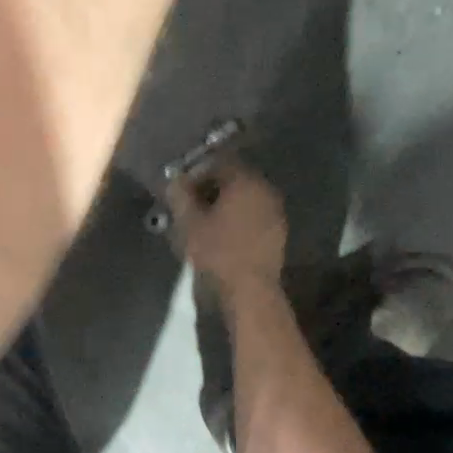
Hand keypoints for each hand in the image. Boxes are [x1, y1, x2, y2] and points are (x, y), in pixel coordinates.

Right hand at [168, 159, 287, 298]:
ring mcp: (275, 210)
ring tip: (206, 222)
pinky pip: (255, 214)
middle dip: (212, 188)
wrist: (250, 289)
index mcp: (244, 181)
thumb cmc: (217, 252)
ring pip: (246, 197)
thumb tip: (174, 180)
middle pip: (234, 179)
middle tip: (192, 205)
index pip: (218, 163)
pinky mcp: (278, 230)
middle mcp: (265, 188)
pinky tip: (225, 234)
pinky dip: (239, 218)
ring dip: (226, 204)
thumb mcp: (189, 224)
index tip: (182, 190)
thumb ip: (181, 197)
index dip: (197, 174)